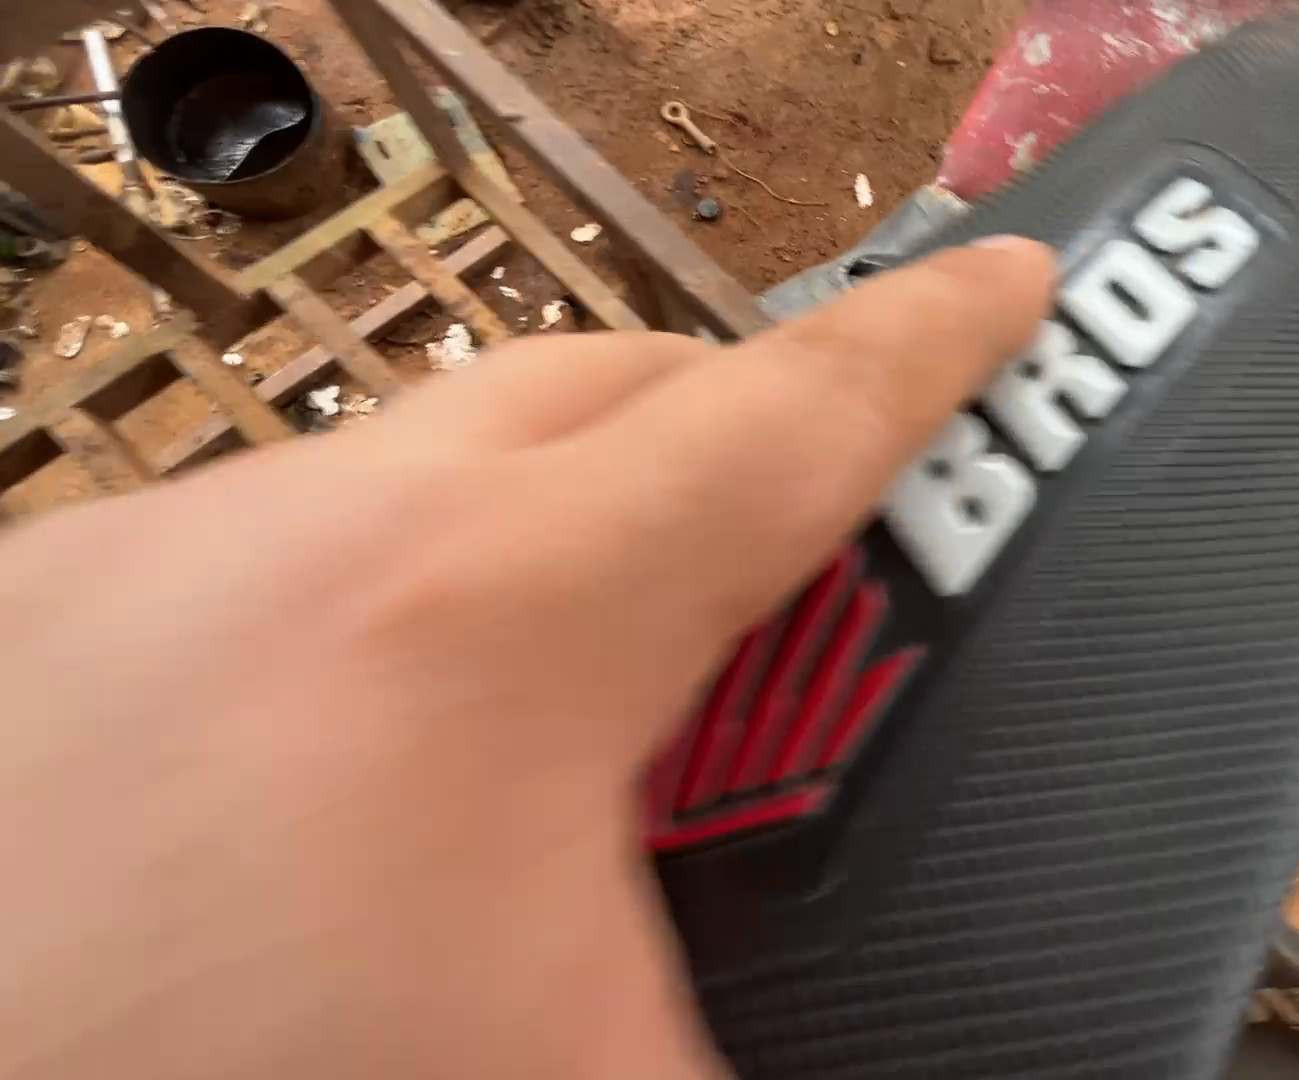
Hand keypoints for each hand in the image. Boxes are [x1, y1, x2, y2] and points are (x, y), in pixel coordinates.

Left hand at [0, 237, 1053, 1079]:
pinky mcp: (57, 646)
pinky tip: (482, 708)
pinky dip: (465, 575)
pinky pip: (344, 531)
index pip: (789, 417)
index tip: (1012, 280)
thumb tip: (1005, 1031)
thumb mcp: (650, 1055)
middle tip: (857, 510)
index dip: (931, 337)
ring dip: (612, 509)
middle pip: (633, 394)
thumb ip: (827, 977)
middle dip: (770, 427)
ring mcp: (132, 587)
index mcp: (461, 655)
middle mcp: (270, 563)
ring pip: (481, 451)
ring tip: (679, 631)